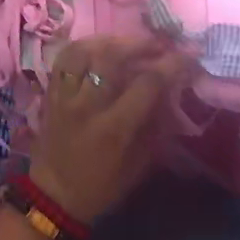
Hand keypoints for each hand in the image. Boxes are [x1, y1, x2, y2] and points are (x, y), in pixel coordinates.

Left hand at [31, 35, 195, 222]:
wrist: (53, 199)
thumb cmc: (103, 186)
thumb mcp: (141, 162)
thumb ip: (157, 124)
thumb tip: (172, 90)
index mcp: (114, 127)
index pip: (147, 82)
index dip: (172, 64)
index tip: (188, 56)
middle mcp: (87, 106)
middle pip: (112, 57)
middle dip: (141, 44)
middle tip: (159, 45)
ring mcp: (64, 97)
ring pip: (85, 51)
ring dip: (112, 40)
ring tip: (129, 43)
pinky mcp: (50, 94)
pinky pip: (65, 58)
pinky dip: (84, 46)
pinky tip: (101, 47)